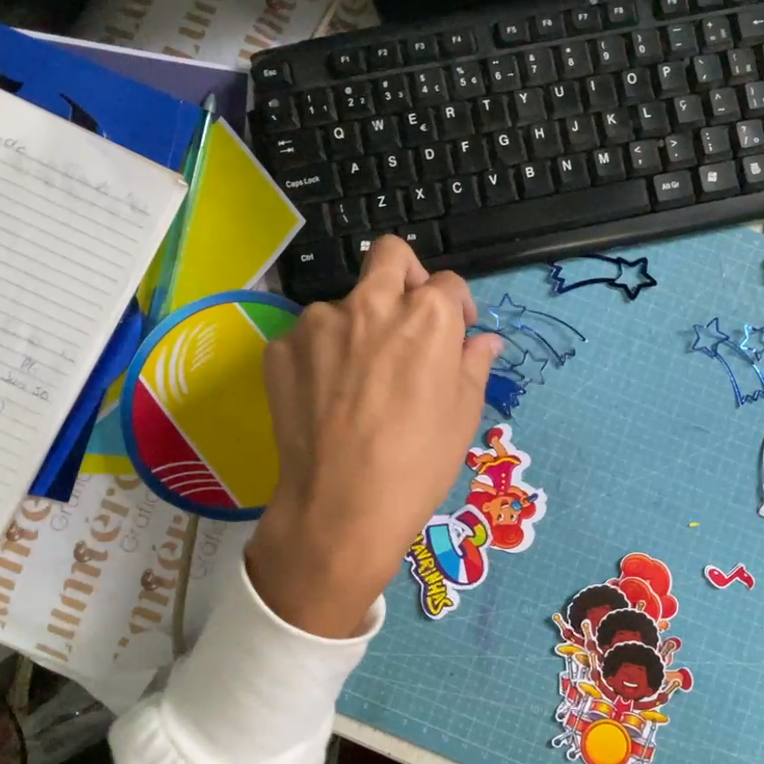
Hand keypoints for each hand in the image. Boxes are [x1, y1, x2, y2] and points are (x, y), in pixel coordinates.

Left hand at [246, 236, 502, 638]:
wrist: (342, 507)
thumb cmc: (419, 463)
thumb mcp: (463, 414)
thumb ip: (472, 363)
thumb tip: (482, 340)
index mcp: (426, 315)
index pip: (448, 283)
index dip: (457, 306)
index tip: (455, 333)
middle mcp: (370, 303)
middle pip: (390, 256)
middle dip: (406, 274)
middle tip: (407, 315)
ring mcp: (318, 323)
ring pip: (343, 304)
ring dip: (357, 326)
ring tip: (359, 380)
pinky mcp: (280, 349)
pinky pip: (307, 340)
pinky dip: (320, 357)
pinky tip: (326, 398)